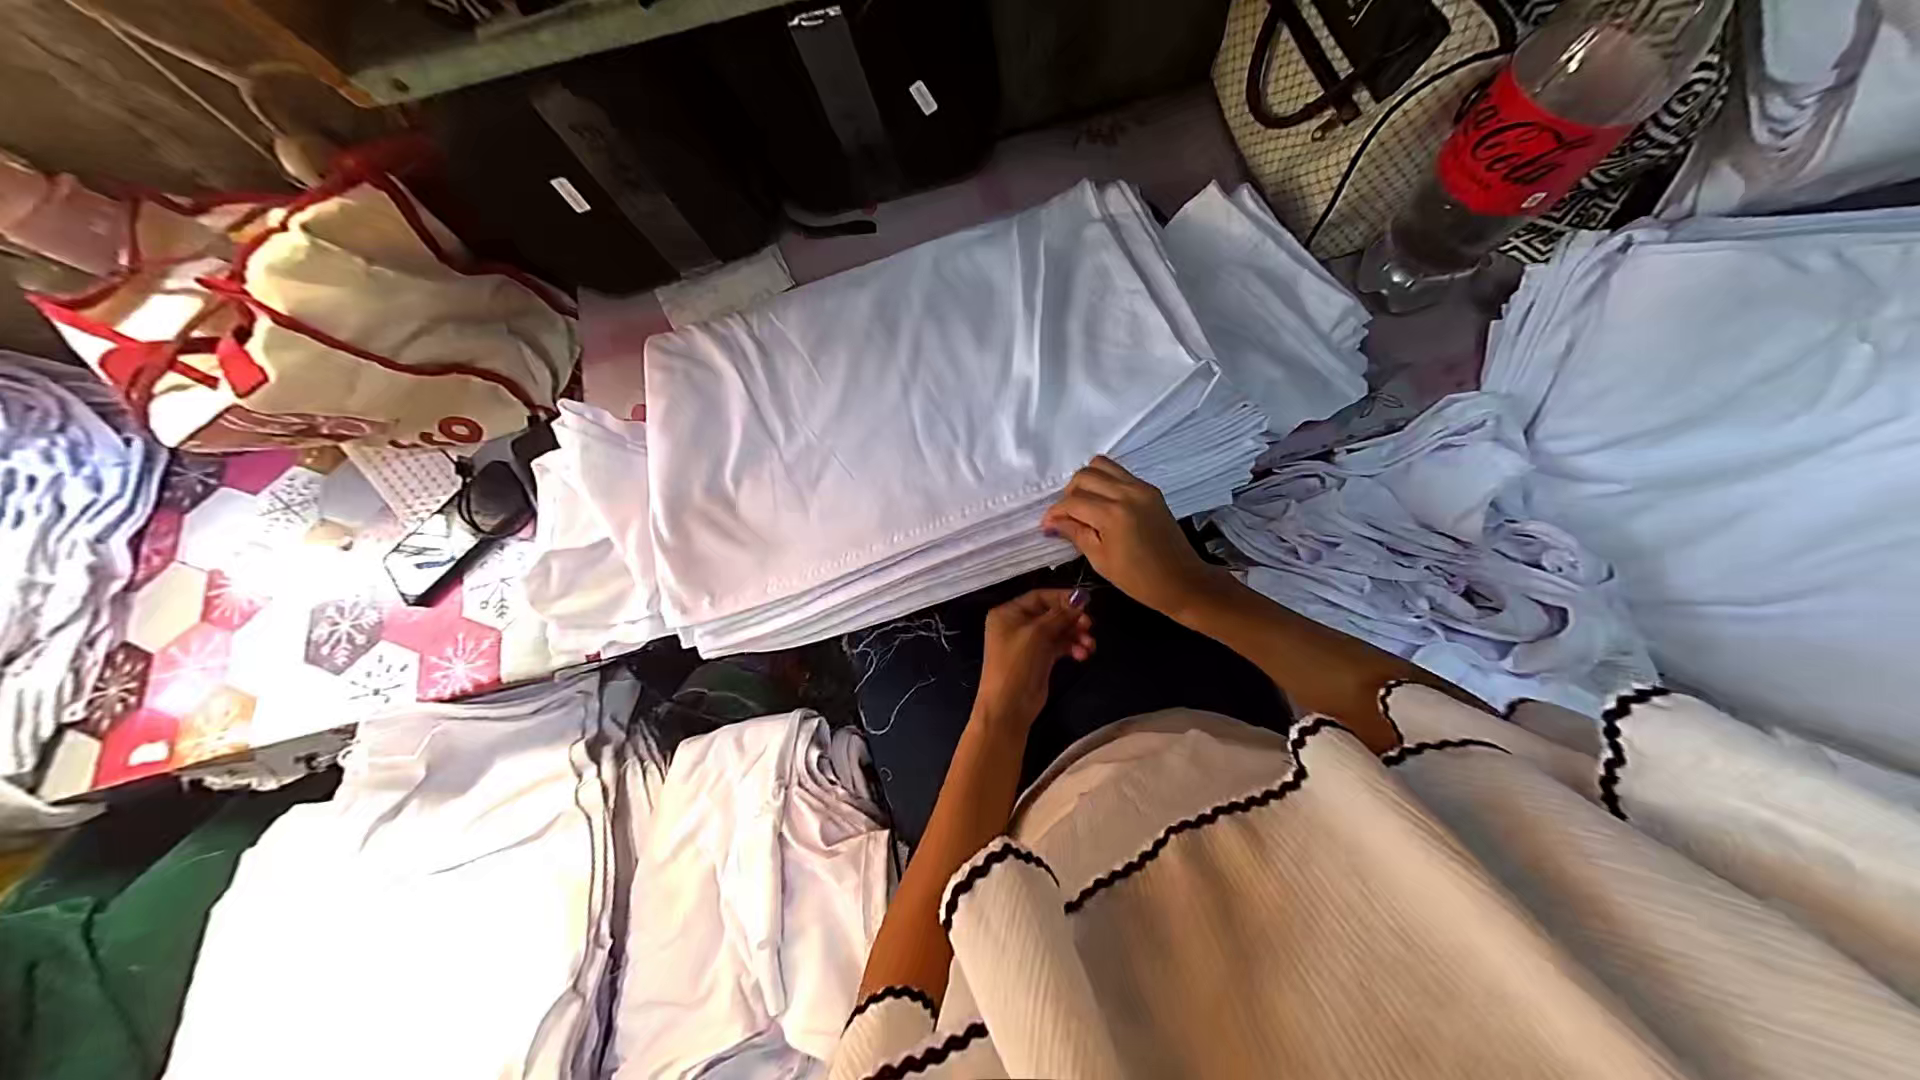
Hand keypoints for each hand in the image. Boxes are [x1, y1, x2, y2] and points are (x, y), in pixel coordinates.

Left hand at [974, 589, 1094, 730]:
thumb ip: (1060, 615)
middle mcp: (1017, 624)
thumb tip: (1079, 598)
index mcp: (1008, 613)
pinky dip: (1072, 647)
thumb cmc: (1017, 663)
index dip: (1062, 598)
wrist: (1009, 706)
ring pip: (1058, 630)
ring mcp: (1029, 642)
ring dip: (1075, 635)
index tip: (1085, 602)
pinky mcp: (1040, 658)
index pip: (1039, 596)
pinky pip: (1059, 646)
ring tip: (1089, 645)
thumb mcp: (1038, 634)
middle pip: (1051, 613)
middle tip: (1089, 626)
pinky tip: (1083, 654)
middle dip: (1071, 619)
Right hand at [1041, 456, 1228, 620]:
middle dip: (1069, 494)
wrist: (1183, 580)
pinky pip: (1119, 473)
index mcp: (1113, 514)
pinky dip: (1105, 482)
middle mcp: (1127, 493)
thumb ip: (1075, 533)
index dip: (1055, 513)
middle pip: (1084, 476)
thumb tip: (1052, 522)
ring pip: (1102, 466)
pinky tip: (1103, 504)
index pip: (1072, 501)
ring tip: (1085, 505)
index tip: (1048, 526)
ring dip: (1087, 482)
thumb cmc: (1139, 579)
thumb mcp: (1100, 560)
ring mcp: (1141, 488)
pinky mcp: (1150, 490)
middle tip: (1068, 516)